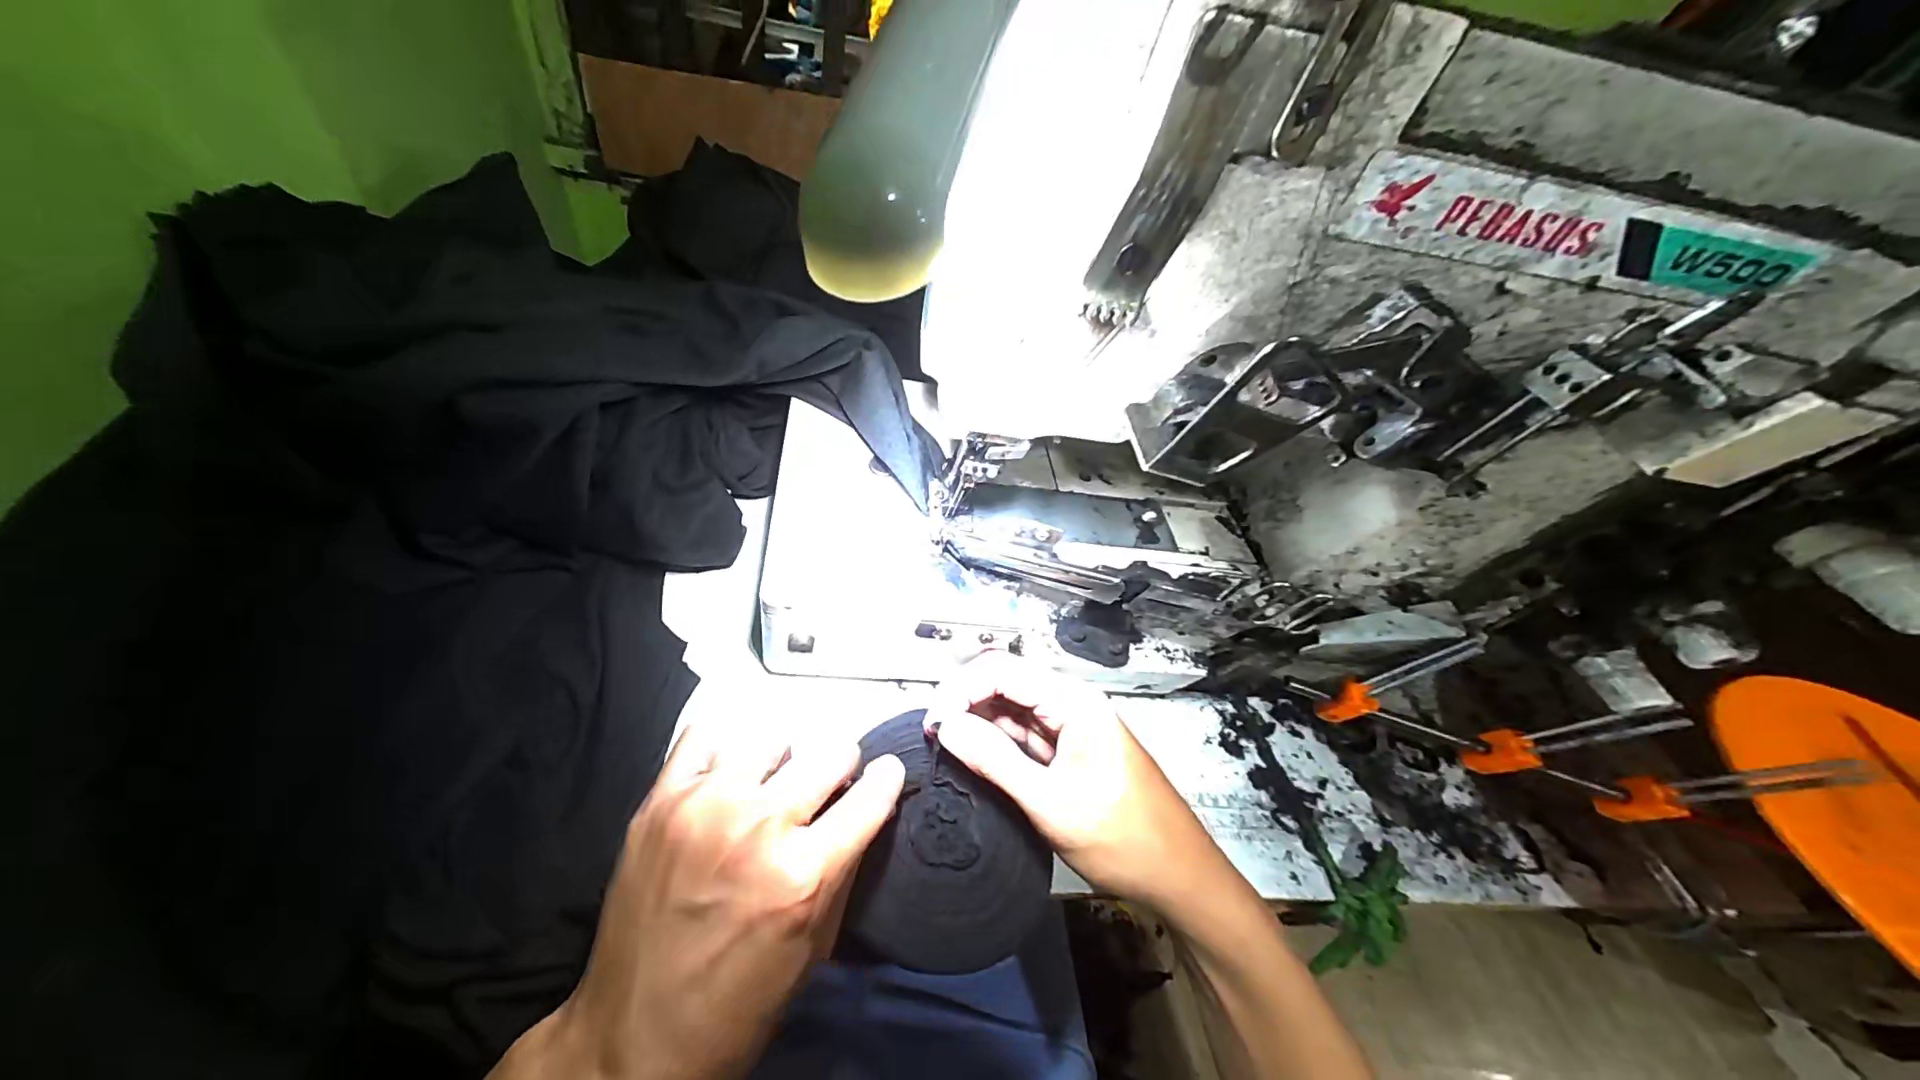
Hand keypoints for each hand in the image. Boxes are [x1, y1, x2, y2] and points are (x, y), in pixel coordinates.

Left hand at [493, 723, 905, 1079]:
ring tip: (771, 784)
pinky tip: (726, 777)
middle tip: (827, 785)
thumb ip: (846, 864)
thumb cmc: (742, 1000)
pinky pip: (703, 738)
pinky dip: (723, 754)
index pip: (870, 794)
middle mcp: (758, 829)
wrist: (639, 1036)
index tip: (884, 774)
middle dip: (839, 768)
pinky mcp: (659, 803)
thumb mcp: (818, 941)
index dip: (885, 780)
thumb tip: (865, 804)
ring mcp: (704, 809)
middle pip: (828, 756)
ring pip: (770, 740)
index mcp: (804, 874)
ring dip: (782, 762)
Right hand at [925, 652, 1232, 913]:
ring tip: (947, 748)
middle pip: (1004, 683)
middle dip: (965, 703)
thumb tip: (947, 727)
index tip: (933, 724)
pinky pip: (1022, 733)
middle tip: (934, 736)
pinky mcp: (1066, 748)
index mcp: (1074, 701)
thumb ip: (994, 760)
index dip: (959, 690)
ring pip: (1010, 708)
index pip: (1001, 670)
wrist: (1175, 874)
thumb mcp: (1050, 802)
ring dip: (977, 722)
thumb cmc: (1126, 839)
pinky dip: (995, 742)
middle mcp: (1071, 703)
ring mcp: (1069, 725)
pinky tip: (975, 756)